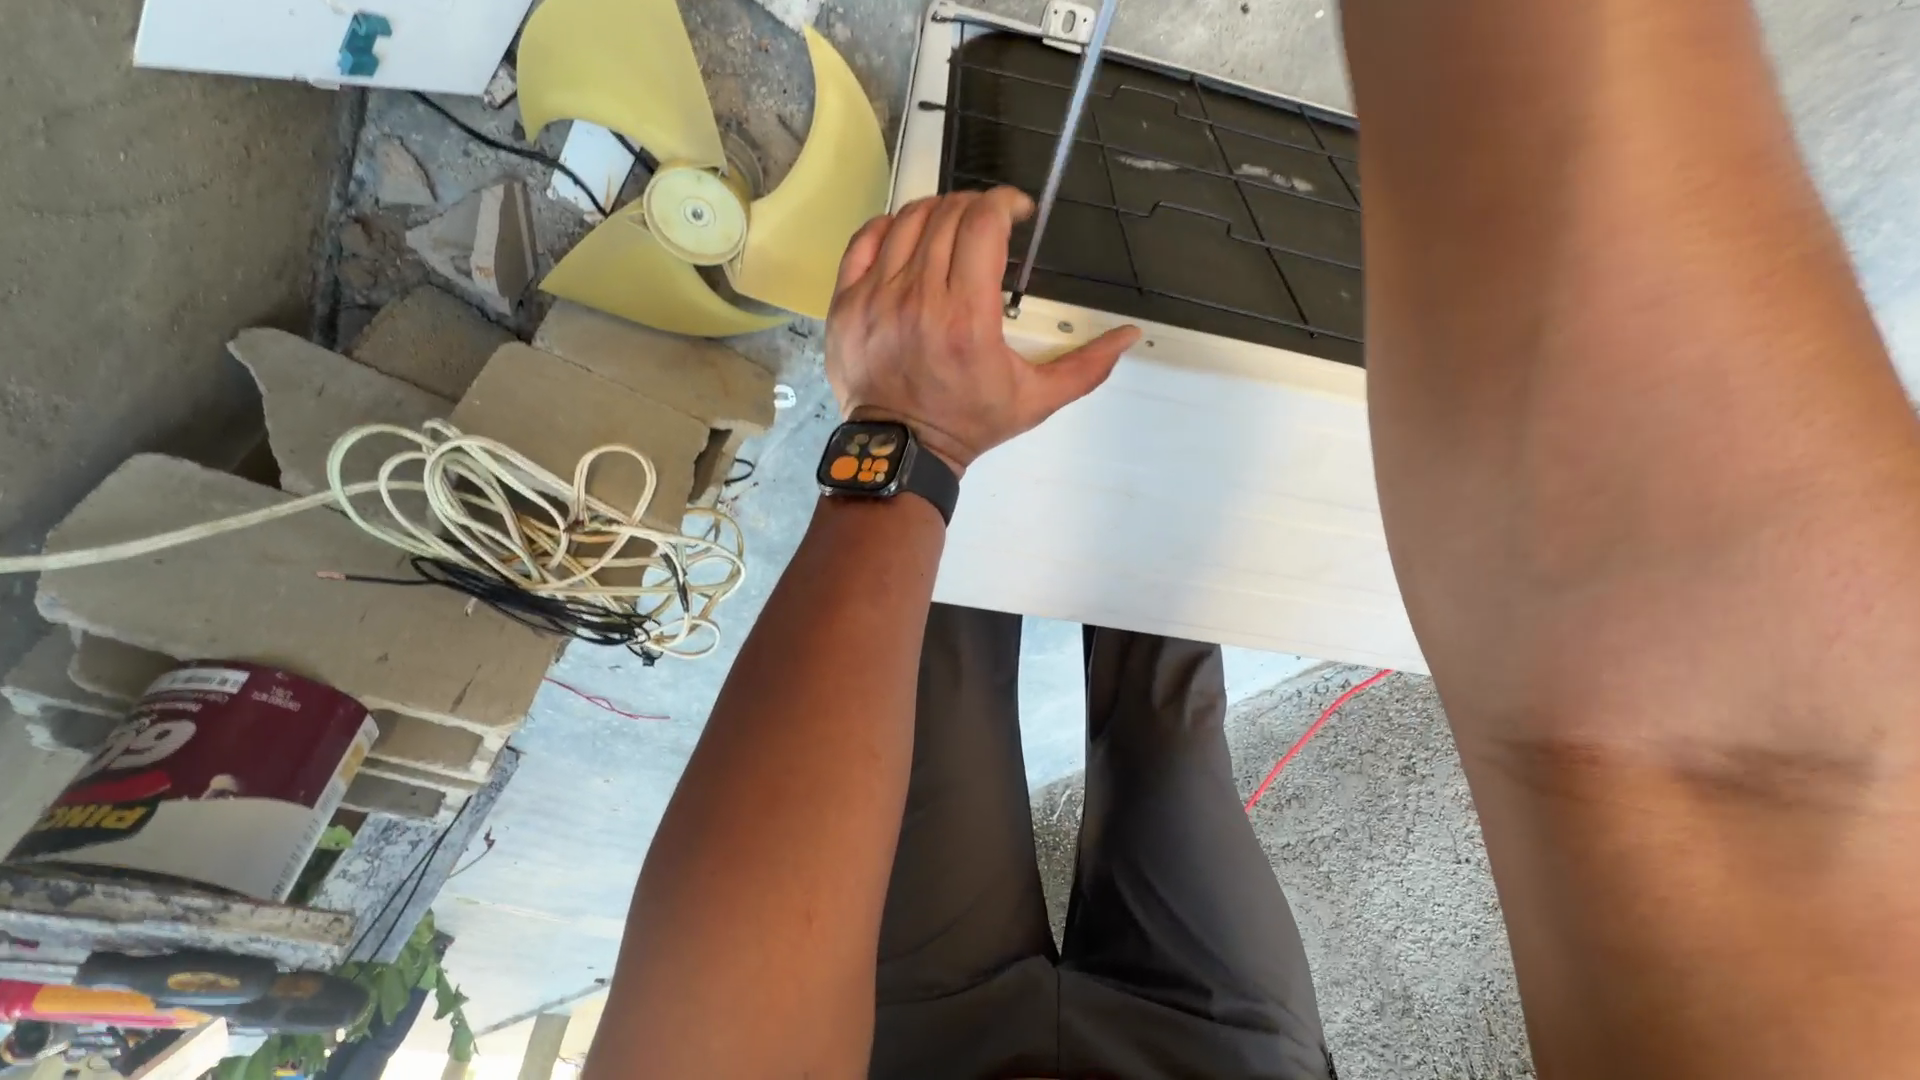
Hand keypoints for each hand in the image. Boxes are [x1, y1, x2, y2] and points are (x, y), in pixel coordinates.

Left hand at [824, 187, 1141, 472]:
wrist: (903, 451)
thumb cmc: (971, 422)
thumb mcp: (1036, 400)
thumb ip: (1086, 368)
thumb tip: (1130, 336)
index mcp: (967, 318)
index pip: (983, 224)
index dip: (1005, 202)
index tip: (1017, 212)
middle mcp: (918, 298)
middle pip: (948, 215)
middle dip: (976, 206)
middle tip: (989, 224)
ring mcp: (876, 299)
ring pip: (907, 220)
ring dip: (938, 212)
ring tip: (953, 228)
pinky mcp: (847, 305)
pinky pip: (864, 240)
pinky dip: (890, 227)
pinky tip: (908, 237)